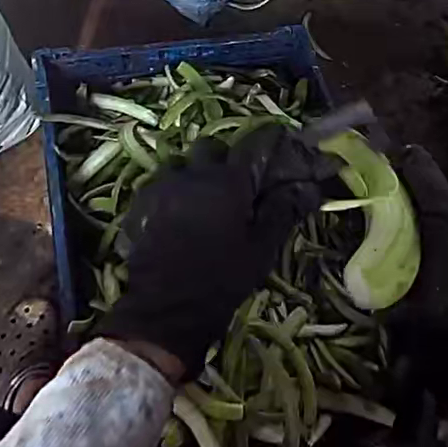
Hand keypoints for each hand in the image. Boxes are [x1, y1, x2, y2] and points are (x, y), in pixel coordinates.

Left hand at [104, 126, 332, 380]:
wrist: (167, 310)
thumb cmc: (222, 278)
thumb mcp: (262, 248)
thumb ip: (283, 210)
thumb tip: (309, 186)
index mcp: (228, 181)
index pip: (255, 144)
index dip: (270, 138)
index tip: (281, 136)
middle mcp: (193, 174)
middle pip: (211, 148)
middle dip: (224, 158)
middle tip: (235, 181)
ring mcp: (161, 187)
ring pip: (180, 164)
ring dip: (193, 173)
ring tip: (201, 196)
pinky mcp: (139, 205)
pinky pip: (157, 186)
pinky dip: (170, 192)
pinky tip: (176, 214)